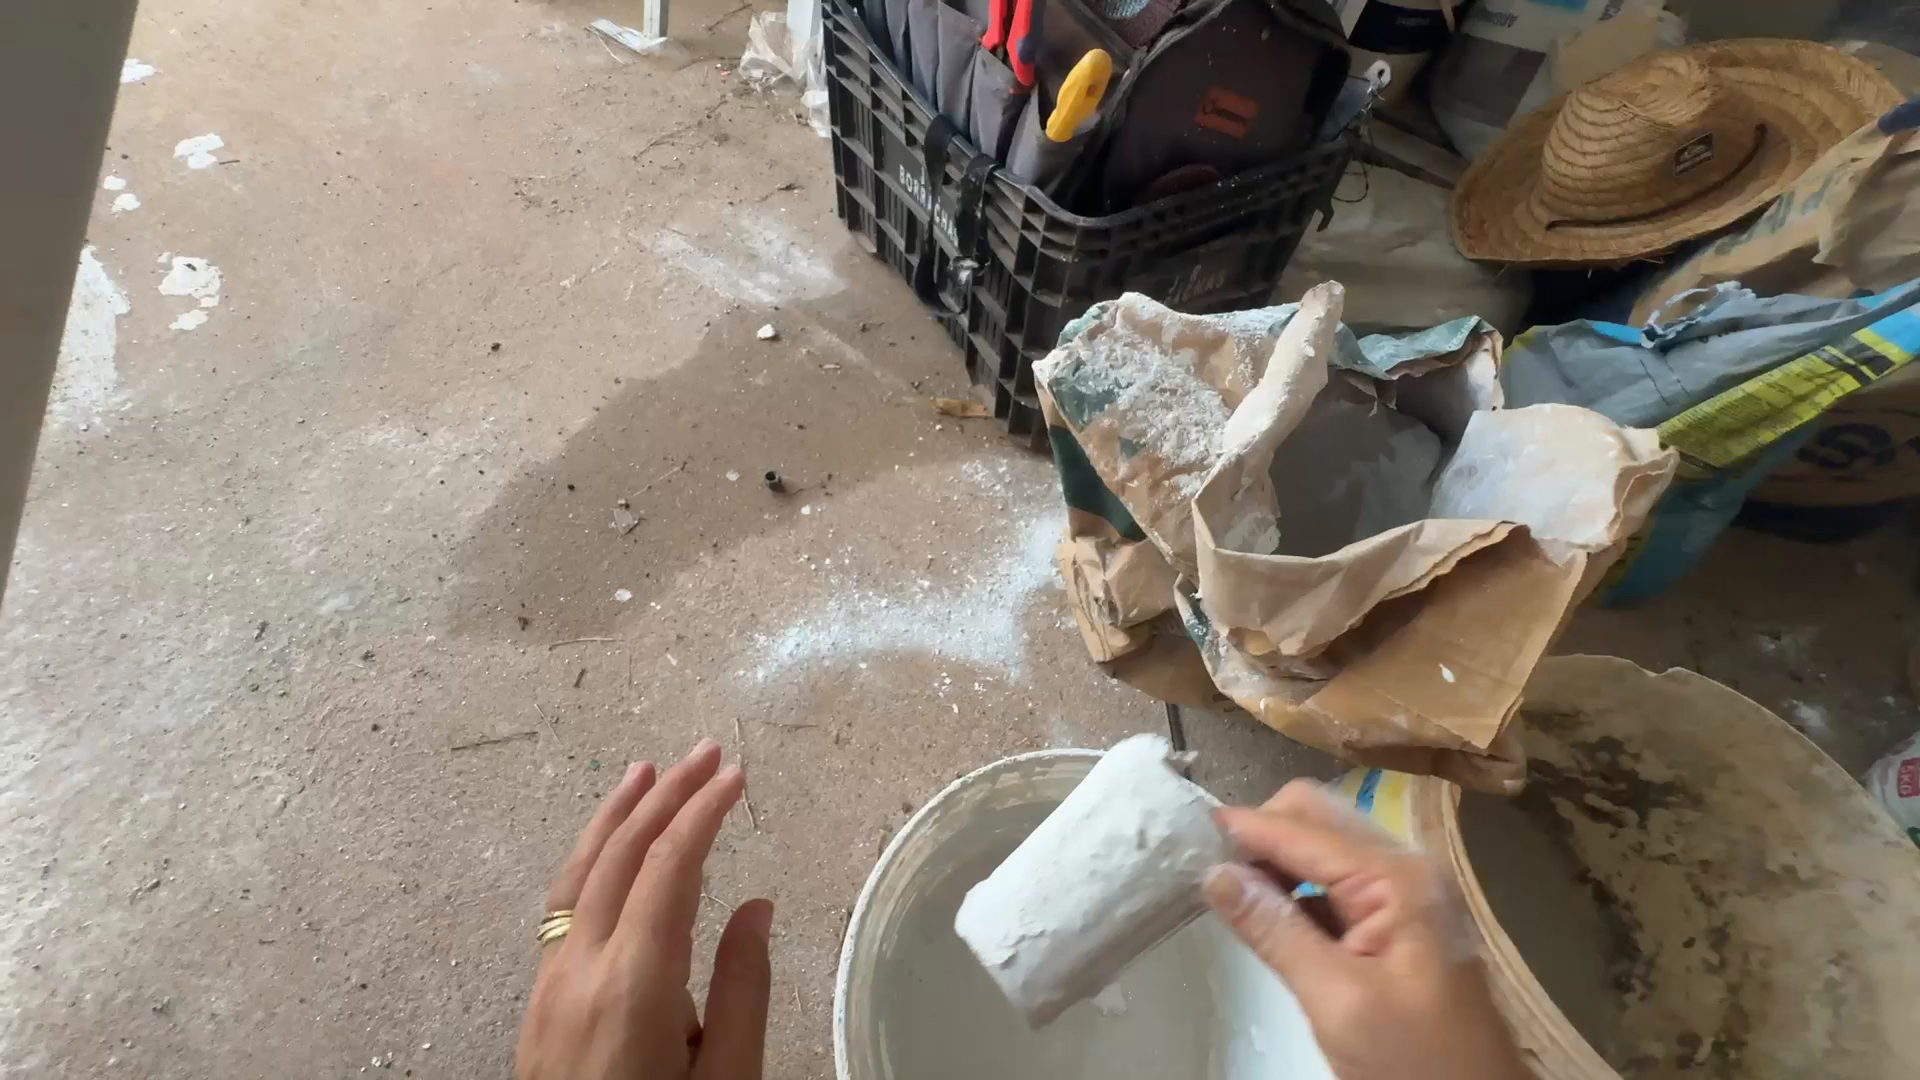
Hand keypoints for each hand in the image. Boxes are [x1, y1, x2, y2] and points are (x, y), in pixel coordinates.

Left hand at [516, 740, 772, 1079]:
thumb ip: (743, 989)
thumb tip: (756, 907)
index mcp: (633, 982)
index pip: (671, 866)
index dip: (704, 811)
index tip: (737, 775)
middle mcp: (581, 965)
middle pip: (623, 853)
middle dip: (668, 793)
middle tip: (707, 750)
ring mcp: (550, 979)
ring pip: (581, 870)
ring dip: (619, 812)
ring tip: (648, 769)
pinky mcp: (540, 995)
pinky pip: (564, 901)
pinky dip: (591, 852)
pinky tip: (609, 841)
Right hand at [1202, 780, 1528, 1079]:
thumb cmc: (1418, 1070)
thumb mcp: (1338, 1003)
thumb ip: (1274, 930)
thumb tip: (1212, 872)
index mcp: (1397, 878)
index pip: (1300, 828)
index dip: (1241, 827)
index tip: (1186, 833)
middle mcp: (1404, 866)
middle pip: (1312, 814)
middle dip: (1260, 832)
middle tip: (1216, 869)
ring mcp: (1404, 888)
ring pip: (1320, 838)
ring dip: (1275, 854)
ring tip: (1234, 887)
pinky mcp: (1397, 914)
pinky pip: (1333, 872)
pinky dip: (1294, 879)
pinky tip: (1270, 909)